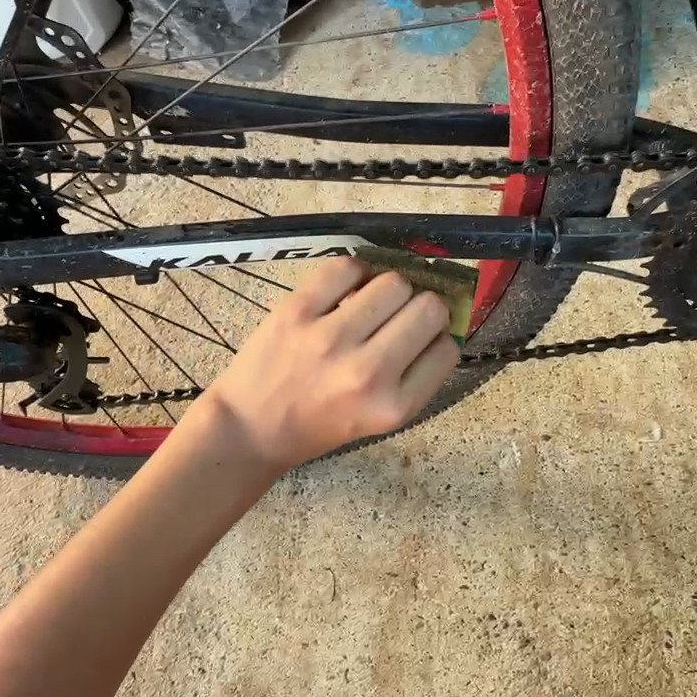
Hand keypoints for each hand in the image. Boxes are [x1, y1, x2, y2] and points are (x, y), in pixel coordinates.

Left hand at [195, 258, 460, 470]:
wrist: (249, 429)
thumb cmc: (317, 427)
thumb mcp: (377, 420)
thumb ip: (413, 377)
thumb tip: (442, 320)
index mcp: (393, 407)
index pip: (447, 349)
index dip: (440, 337)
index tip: (425, 336)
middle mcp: (368, 373)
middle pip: (429, 308)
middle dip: (424, 306)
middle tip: (402, 314)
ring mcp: (330, 339)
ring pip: (394, 281)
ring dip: (391, 287)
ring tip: (373, 302)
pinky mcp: (297, 311)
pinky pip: (347, 267)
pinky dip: (355, 271)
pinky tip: (347, 289)